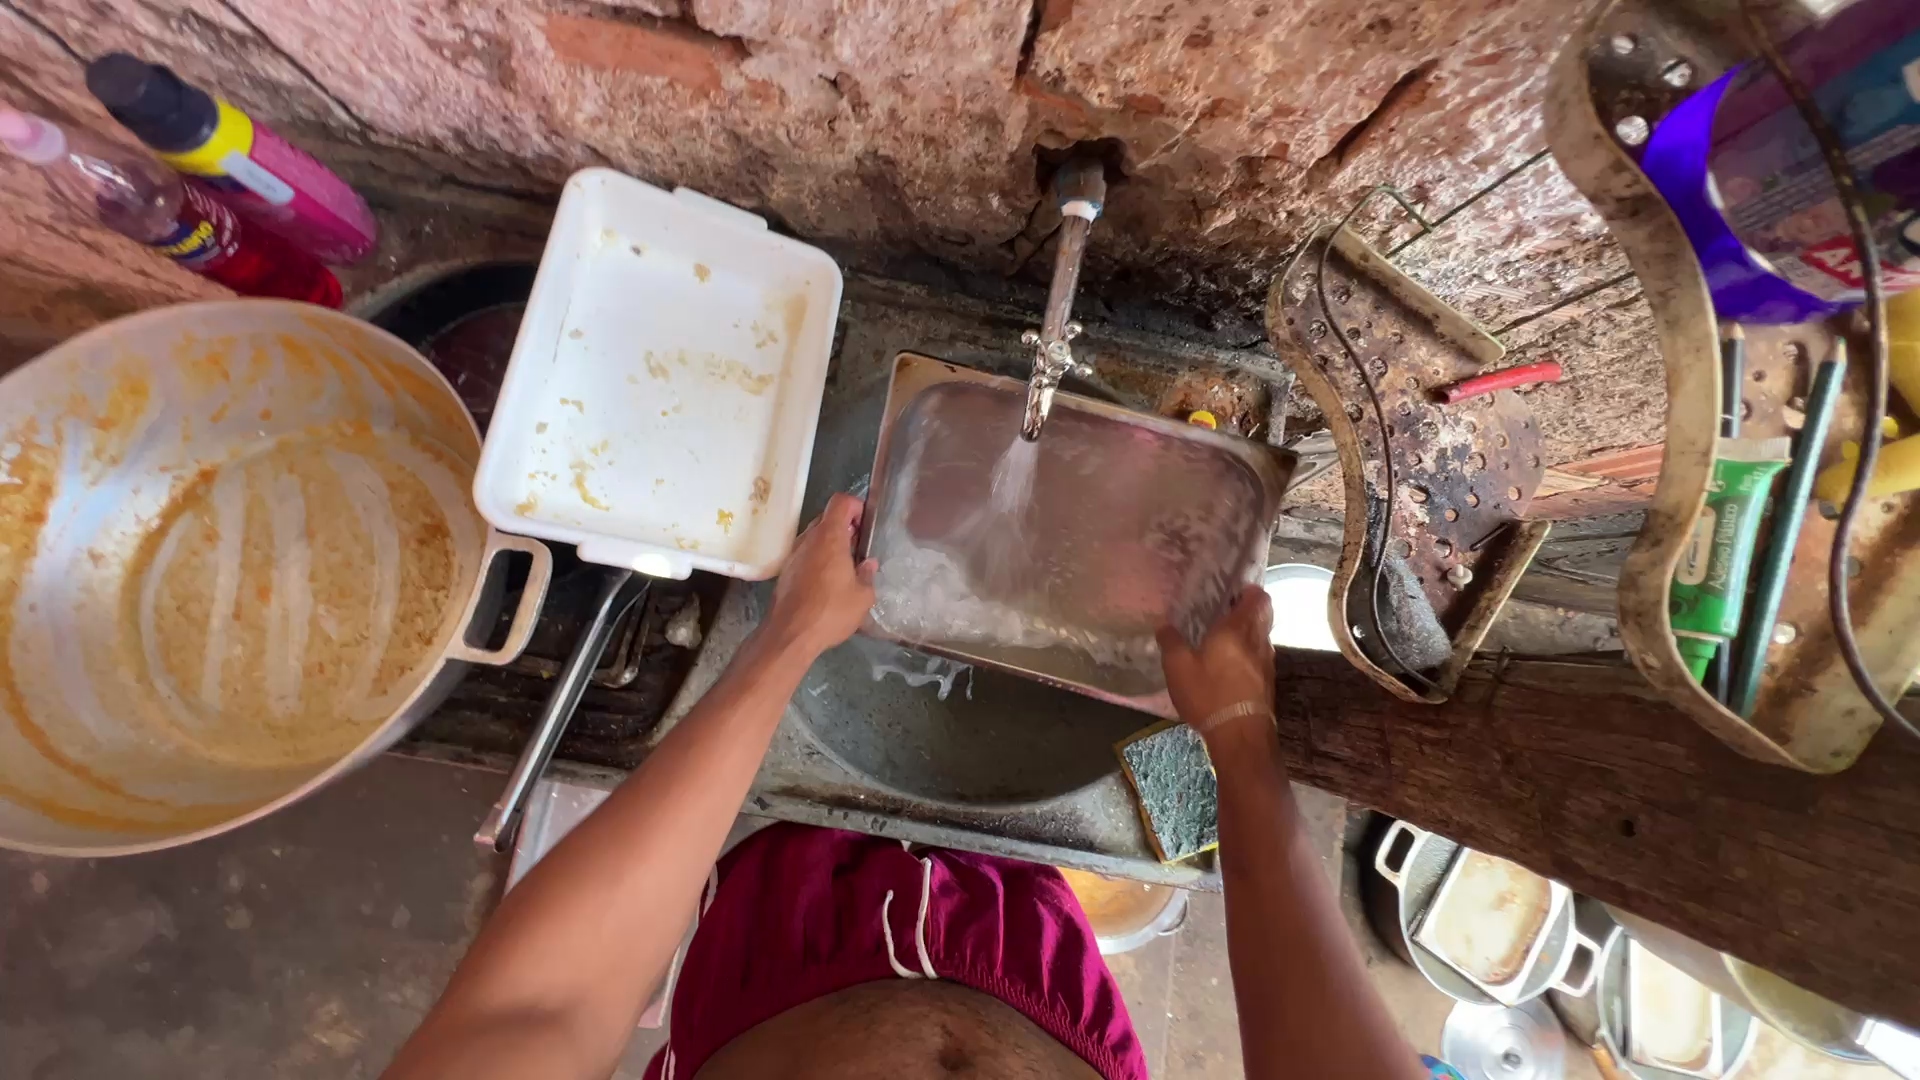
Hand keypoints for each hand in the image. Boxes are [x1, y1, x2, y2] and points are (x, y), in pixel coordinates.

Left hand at [761, 492, 877, 656]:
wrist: (790, 634)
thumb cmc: (830, 611)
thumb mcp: (863, 597)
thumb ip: (868, 575)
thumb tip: (868, 564)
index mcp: (830, 537)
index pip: (840, 502)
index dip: (856, 506)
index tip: (866, 525)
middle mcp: (809, 539)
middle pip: (827, 518)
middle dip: (846, 527)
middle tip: (860, 549)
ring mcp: (794, 554)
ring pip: (815, 537)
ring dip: (832, 544)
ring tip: (847, 568)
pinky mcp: (786, 571)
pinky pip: (806, 554)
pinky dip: (819, 559)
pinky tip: (829, 583)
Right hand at [1157, 585, 1275, 741]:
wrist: (1241, 737)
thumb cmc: (1208, 695)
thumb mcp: (1177, 667)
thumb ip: (1170, 642)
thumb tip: (1164, 625)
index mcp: (1237, 629)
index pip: (1256, 598)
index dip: (1248, 589)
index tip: (1230, 588)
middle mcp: (1258, 641)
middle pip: (1262, 614)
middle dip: (1246, 609)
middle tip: (1222, 610)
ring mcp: (1266, 663)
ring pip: (1261, 636)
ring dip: (1247, 631)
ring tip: (1222, 636)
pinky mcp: (1267, 683)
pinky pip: (1258, 656)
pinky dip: (1247, 652)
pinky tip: (1228, 663)